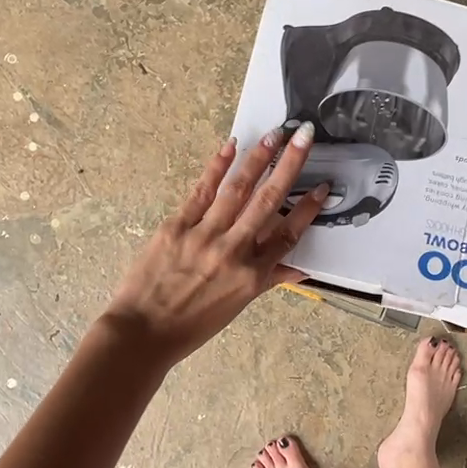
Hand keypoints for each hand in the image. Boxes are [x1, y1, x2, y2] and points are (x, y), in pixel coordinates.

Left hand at [101, 124, 327, 362]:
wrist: (143, 333)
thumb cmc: (191, 325)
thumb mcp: (237, 306)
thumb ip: (268, 281)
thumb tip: (299, 269)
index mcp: (252, 276)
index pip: (288, 236)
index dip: (307, 209)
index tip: (323, 186)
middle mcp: (233, 252)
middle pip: (268, 202)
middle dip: (289, 165)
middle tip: (305, 135)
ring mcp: (204, 237)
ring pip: (237, 190)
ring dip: (257, 158)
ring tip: (274, 134)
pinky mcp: (176, 227)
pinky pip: (201, 191)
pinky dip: (217, 166)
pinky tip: (230, 146)